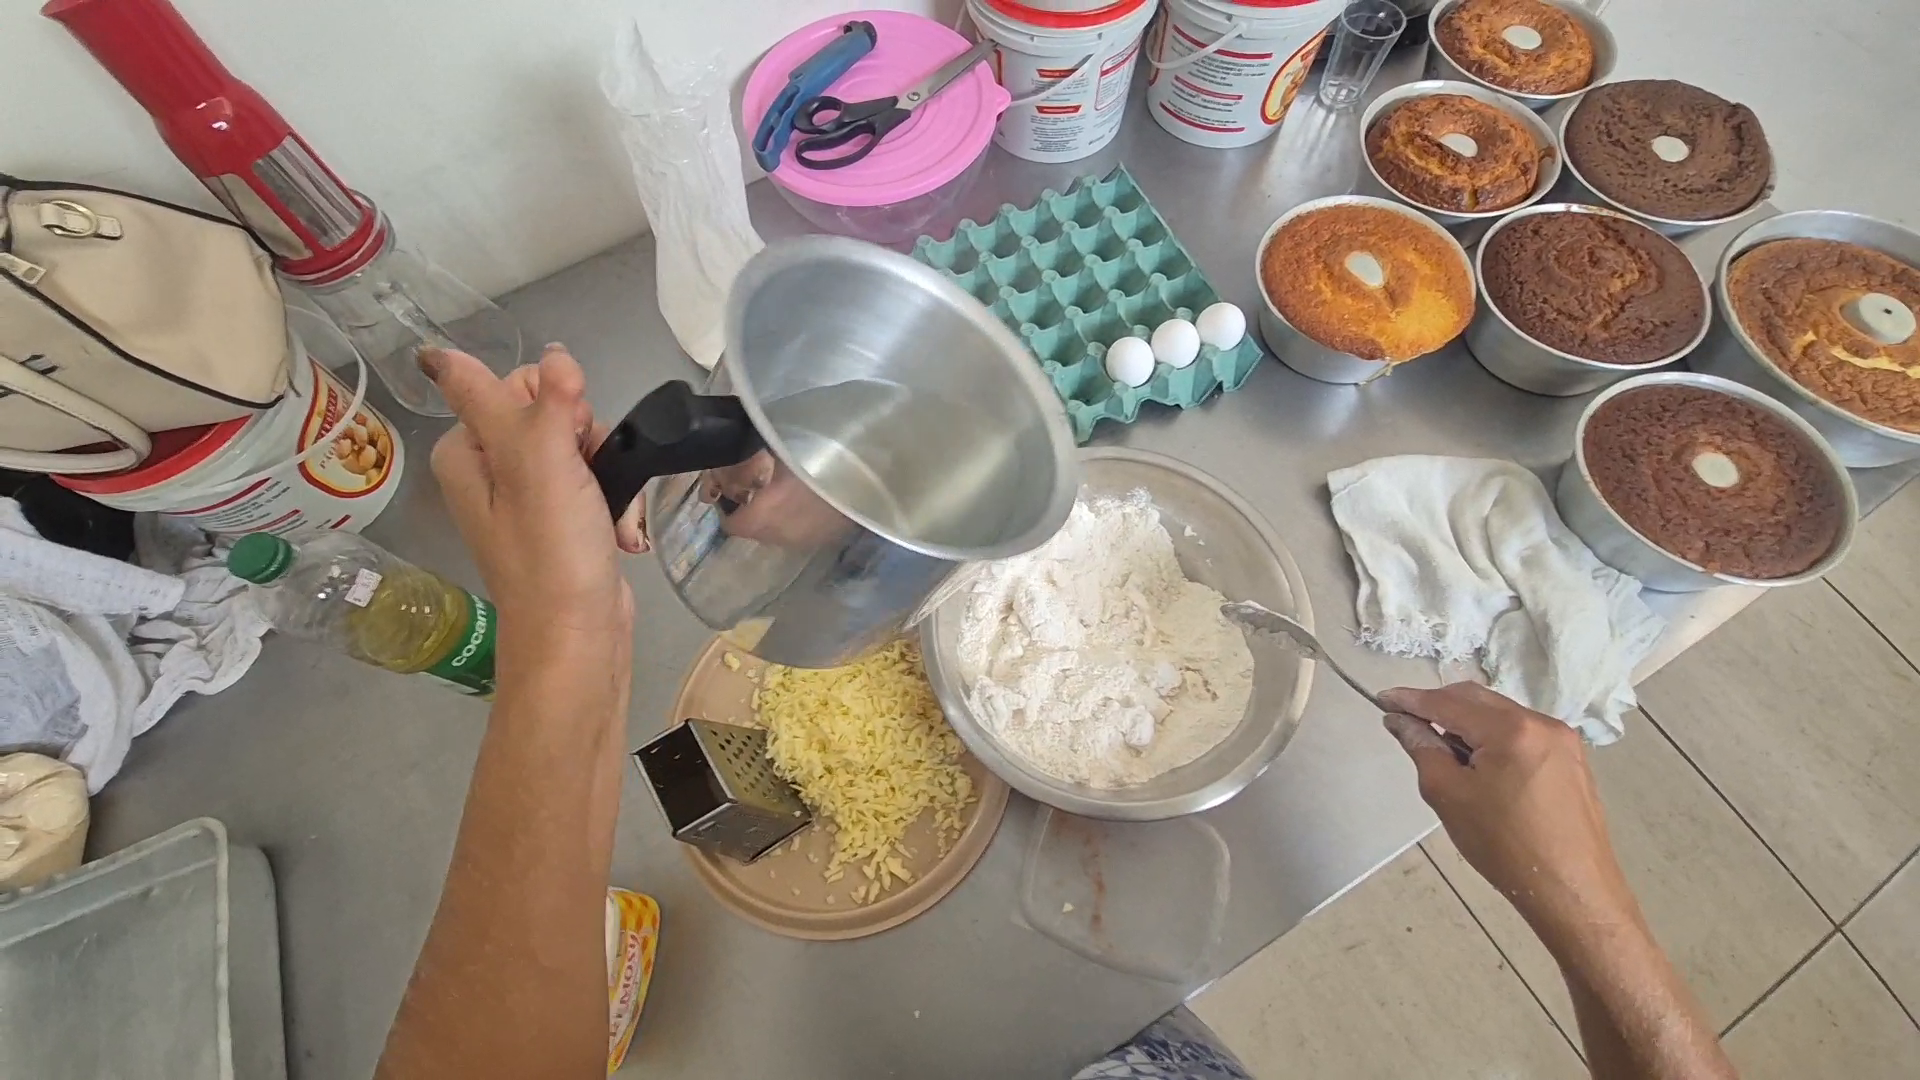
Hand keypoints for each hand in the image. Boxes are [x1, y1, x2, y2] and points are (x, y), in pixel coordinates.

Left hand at [422, 344, 644, 638]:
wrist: (578, 633)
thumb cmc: (552, 552)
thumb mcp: (540, 468)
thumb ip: (543, 403)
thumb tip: (551, 351)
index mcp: (468, 450)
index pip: (519, 386)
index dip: (560, 407)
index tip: (572, 448)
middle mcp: (492, 470)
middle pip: (558, 417)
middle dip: (593, 448)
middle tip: (593, 486)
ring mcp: (529, 499)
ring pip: (586, 453)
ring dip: (613, 482)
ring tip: (612, 520)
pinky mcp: (562, 523)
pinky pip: (597, 488)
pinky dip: (616, 507)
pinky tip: (620, 533)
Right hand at [1380, 683, 1639, 945]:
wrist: (1573, 892)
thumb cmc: (1503, 845)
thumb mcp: (1446, 793)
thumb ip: (1421, 746)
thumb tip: (1400, 721)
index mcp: (1511, 730)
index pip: (1446, 702)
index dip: (1409, 699)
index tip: (1381, 699)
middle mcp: (1542, 723)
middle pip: (1474, 698)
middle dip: (1437, 705)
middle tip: (1407, 723)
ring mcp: (1562, 739)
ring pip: (1497, 712)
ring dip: (1464, 720)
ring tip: (1442, 749)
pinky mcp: (1571, 758)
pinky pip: (1519, 730)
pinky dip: (1490, 734)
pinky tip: (1476, 761)